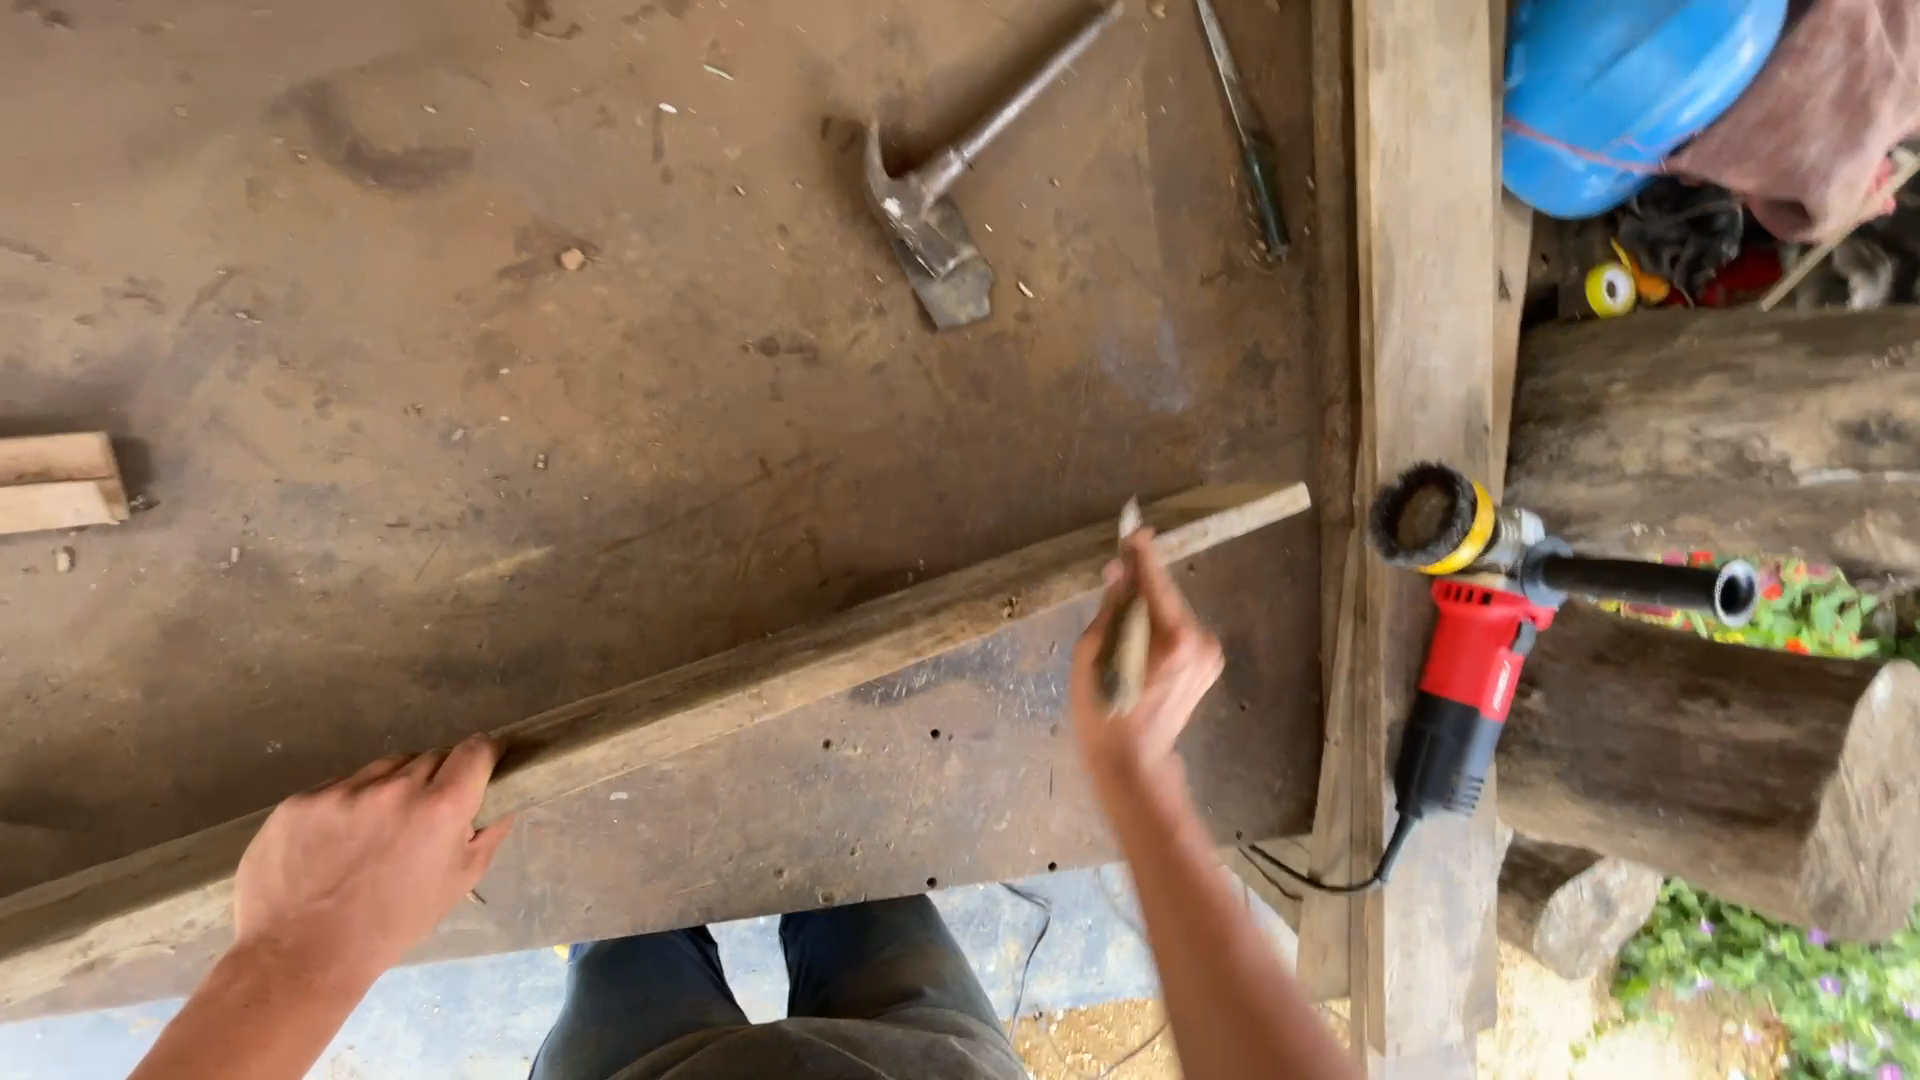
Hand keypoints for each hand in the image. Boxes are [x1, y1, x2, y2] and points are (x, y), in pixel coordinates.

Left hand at [231, 735, 512, 987]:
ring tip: (379, 826)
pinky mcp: (299, 803)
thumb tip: (503, 800)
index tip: (485, 763)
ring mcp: (342, 793)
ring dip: (394, 786)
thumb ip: (490, 832)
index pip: (477, 750)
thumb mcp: (461, 881)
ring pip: (386, 768)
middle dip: (438, 778)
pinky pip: (340, 786)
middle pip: (432, 757)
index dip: (486, 753)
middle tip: (427, 812)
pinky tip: (339, 838)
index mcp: (442, 807)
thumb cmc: (393, 923)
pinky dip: (350, 802)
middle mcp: (395, 789)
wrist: (298, 959)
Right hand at [1070, 529, 1224, 783]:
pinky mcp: (1207, 666)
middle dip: (1142, 581)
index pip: (1156, 581)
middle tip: (1118, 567)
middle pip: (1167, 596)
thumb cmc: (1104, 709)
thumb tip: (1120, 573)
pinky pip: (1179, 632)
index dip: (1143, 554)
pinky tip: (1137, 636)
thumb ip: (1112, 608)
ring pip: (1172, 614)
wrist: (1133, 761)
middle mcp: (1200, 640)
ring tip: (1121, 611)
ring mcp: (1209, 656)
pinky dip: (1158, 626)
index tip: (1136, 529)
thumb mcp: (1093, 653)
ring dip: (1149, 606)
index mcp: (1174, 636)